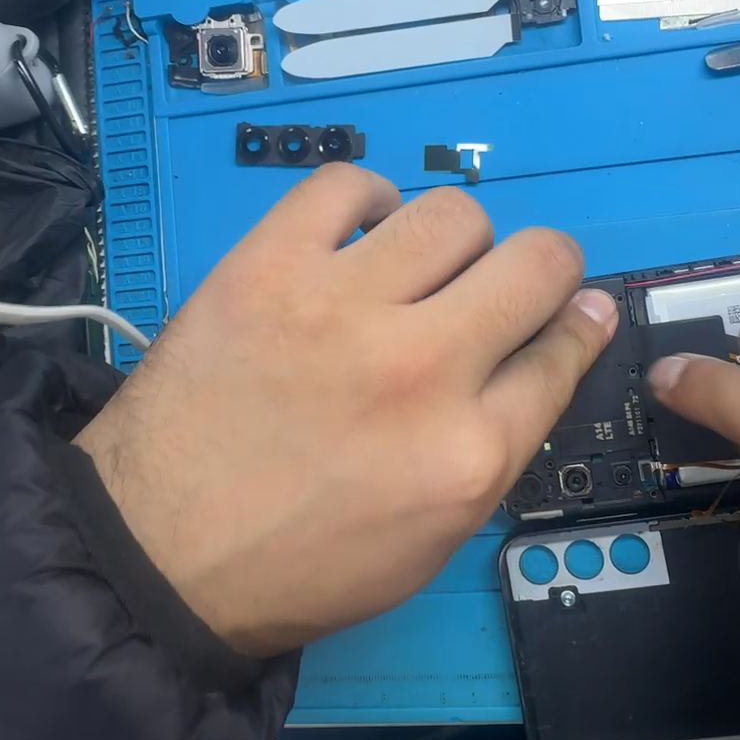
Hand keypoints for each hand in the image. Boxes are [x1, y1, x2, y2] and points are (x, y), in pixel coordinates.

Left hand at [75, 165, 616, 656]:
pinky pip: (346, 183)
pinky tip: (359, 236)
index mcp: (469, 452)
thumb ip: (505, 438)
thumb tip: (558, 339)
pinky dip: (368, 202)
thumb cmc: (306, 556)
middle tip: (509, 282)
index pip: (564, 349)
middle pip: (536, 264)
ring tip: (419, 269)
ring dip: (457, 241)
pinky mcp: (267, 264)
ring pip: (455, 214)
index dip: (578, 323)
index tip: (574, 309)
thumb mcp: (434, 533)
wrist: (161, 548)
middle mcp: (420, 368)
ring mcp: (340, 306)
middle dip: (545, 268)